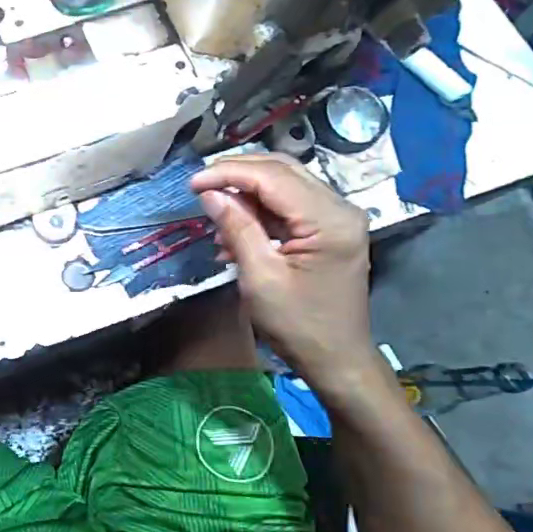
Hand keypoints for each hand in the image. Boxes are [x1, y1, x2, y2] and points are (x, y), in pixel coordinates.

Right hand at [189, 153, 382, 389]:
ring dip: (247, 193)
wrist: (336, 360)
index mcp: (329, 220)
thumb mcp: (260, 278)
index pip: (273, 177)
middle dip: (237, 174)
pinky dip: (260, 211)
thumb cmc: (297, 325)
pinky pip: (290, 206)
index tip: (192, 183)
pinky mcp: (329, 230)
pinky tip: (234, 229)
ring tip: (214, 212)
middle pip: (282, 172)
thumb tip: (210, 193)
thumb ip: (237, 228)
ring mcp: (338, 218)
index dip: (229, 173)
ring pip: (285, 185)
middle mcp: (340, 209)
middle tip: (199, 187)